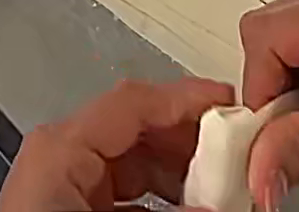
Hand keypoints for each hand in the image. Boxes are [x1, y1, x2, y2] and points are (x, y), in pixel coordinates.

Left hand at [0, 77, 235, 210]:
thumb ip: (175, 211)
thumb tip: (225, 204)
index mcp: (62, 145)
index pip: (134, 102)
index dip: (186, 98)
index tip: (231, 103)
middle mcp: (61, 152)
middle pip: (136, 128)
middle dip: (188, 140)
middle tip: (237, 154)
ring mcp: (63, 182)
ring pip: (132, 161)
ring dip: (178, 173)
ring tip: (220, 188)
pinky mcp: (69, 208)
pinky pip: (122, 193)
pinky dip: (158, 201)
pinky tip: (190, 211)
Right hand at [239, 0, 298, 211]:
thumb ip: (298, 150)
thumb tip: (252, 167)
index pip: (264, 35)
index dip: (260, 88)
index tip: (267, 136)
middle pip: (263, 36)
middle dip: (269, 90)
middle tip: (288, 137)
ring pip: (273, 49)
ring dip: (283, 96)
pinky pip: (292, 61)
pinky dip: (296, 96)